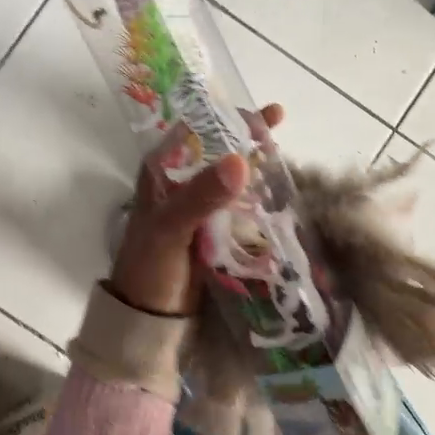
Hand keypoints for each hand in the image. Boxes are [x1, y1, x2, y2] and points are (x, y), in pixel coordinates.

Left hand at [108, 104, 283, 316]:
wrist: (147, 321)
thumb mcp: (172, 227)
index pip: (198, 130)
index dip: (228, 116)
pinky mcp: (214, 230)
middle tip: (279, 123)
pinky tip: (281, 194)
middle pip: (220, 149)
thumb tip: (240, 160)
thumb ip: (202, 195)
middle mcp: (181, 181)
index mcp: (162, 170)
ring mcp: (199, 206)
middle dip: (248, 137)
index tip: (262, 113)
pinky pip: (241, 205)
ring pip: (233, 176)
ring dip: (256, 166)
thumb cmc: (150, 267)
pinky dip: (259, 197)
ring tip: (286, 156)